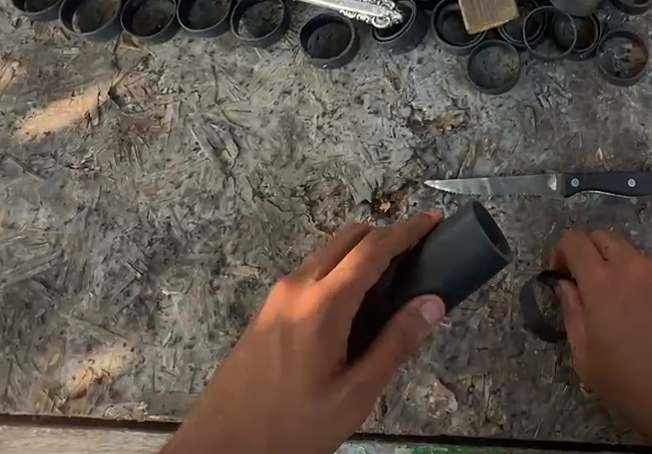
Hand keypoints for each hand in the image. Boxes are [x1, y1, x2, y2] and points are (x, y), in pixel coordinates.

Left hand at [164, 214, 444, 453]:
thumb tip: (433, 304)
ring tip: (389, 275)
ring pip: (329, 249)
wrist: (218, 451)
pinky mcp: (268, 308)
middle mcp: (299, 286)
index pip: (373, 249)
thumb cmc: (290, 428)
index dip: (407, 230)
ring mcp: (279, 294)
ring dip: (361, 248)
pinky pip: (313, 268)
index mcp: (323, 304)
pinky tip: (352, 299)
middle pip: (350, 236)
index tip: (433, 220)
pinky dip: (340, 264)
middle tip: (416, 252)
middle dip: (386, 234)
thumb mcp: (352, 397)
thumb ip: (394, 346)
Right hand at [553, 230, 651, 453]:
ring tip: (618, 305)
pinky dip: (639, 280)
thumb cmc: (632, 384)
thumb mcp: (586, 358)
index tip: (562, 278)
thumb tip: (565, 285)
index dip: (562, 253)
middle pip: (602, 237)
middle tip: (586, 286)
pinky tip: (645, 315)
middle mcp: (630, 266)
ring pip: (628, 253)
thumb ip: (572, 313)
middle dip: (588, 253)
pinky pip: (651, 270)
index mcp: (601, 282)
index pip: (574, 240)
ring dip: (615, 267)